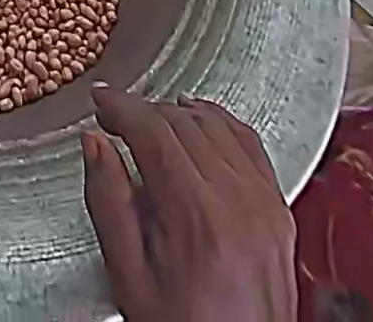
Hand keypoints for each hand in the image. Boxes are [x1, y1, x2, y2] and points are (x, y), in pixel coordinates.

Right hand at [83, 84, 296, 321]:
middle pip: (180, 121)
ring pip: (213, 123)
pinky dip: (218, 120)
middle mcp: (236, 201)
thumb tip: (93, 143)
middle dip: (141, 109)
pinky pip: (248, 142)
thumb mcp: (128, 273)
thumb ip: (107, 201)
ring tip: (148, 118)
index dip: (120, 105)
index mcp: (195, 215)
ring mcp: (263, 202)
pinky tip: (197, 118)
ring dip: (174, 111)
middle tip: (114, 114)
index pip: (152, 129)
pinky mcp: (278, 208)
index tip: (101, 98)